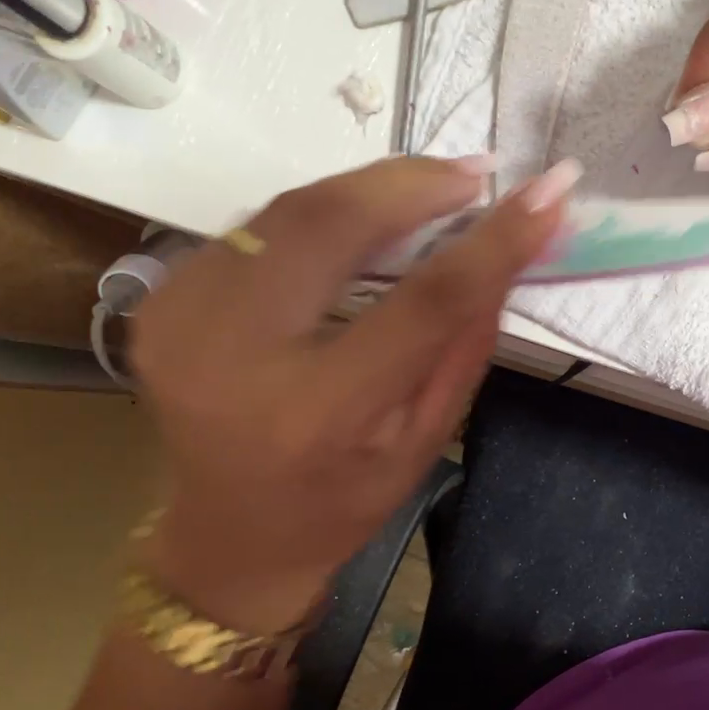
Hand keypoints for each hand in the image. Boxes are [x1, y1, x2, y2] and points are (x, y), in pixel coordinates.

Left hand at [129, 157, 578, 631]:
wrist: (230, 537)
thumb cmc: (345, 501)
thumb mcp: (426, 440)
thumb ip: (465, 342)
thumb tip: (512, 248)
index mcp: (318, 413)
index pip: (422, 304)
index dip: (491, 242)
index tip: (547, 194)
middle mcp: (234, 353)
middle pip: (330, 223)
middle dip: (414, 183)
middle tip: (478, 173)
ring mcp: (181, 317)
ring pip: (288, 209)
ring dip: (368, 190)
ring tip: (434, 190)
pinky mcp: (161, 298)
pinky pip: (257, 227)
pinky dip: (320, 215)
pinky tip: (362, 226)